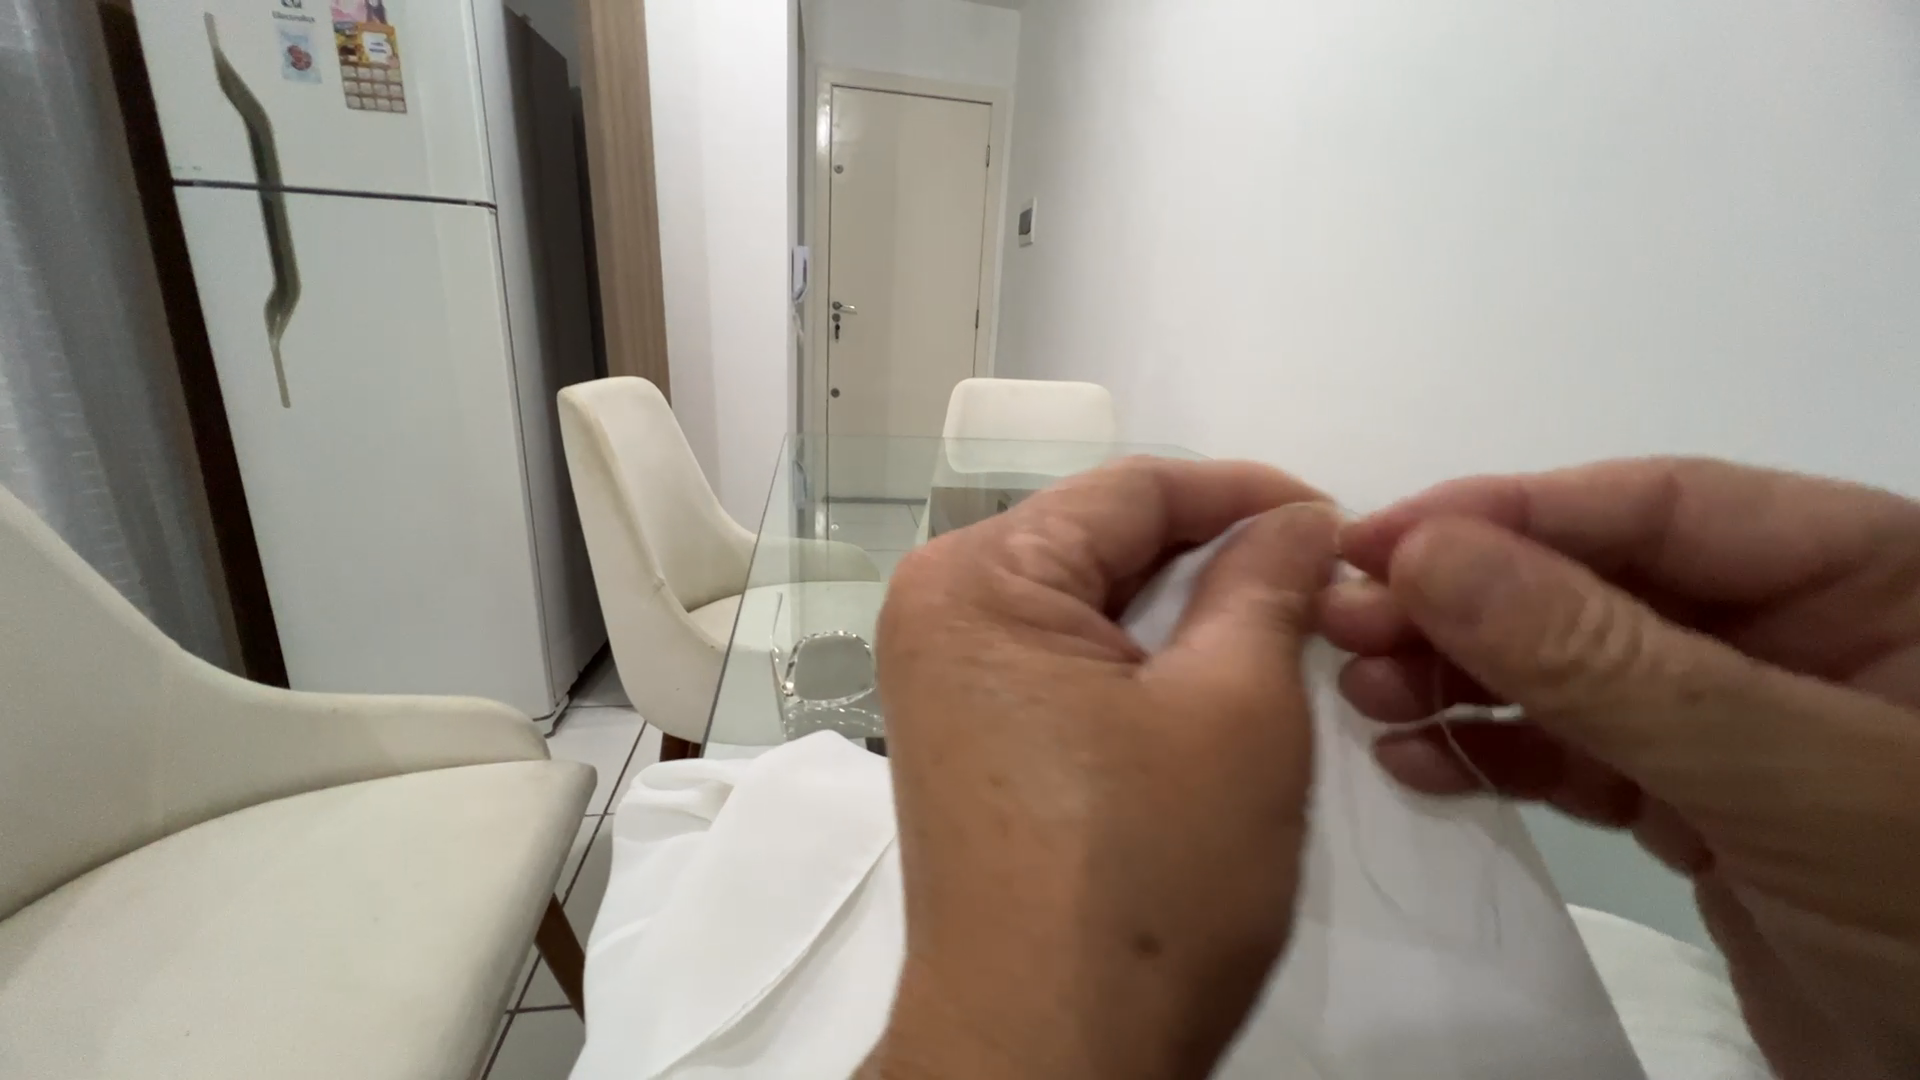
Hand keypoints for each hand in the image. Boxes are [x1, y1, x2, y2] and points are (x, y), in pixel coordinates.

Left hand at [861, 458, 1338, 1079]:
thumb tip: (1297, 517)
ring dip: (1180, 604)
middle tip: (1316, 575)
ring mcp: (941, 665)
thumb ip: (1264, 585)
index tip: (1330, 514)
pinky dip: (1136, 651)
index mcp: (976, 575)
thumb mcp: (1233, 709)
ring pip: (1085, 595)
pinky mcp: (963, 719)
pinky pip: (1060, 650)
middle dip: (1211, 550)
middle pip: (1099, 538)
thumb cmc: (1143, 878)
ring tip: (1277, 619)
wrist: (1043, 1049)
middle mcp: (938, 604)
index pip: (1128, 489)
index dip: (1240, 490)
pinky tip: (1201, 668)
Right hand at [1321, 457, 1919, 1078]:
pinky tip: (1418, 762)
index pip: (1649, 506)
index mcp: (1867, 579)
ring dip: (1449, 678)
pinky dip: (1484, 753)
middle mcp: (1788, 634)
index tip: (1368, 542)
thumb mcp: (1784, 779)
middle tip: (1340, 624)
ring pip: (1556, 667)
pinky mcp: (1684, 799)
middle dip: (1453, 606)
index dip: (1497, 513)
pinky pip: (1561, 751)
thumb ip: (1596, 658)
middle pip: (1581, 584)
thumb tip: (1423, 555)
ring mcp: (1726, 721)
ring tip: (1365, 696)